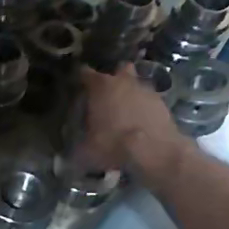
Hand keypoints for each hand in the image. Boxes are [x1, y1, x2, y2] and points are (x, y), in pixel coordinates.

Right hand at [74, 63, 190, 179]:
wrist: (154, 150)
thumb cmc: (113, 144)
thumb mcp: (87, 151)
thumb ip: (76, 150)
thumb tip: (66, 159)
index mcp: (100, 87)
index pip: (85, 73)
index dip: (80, 78)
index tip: (77, 85)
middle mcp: (124, 81)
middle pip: (119, 69)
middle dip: (114, 77)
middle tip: (108, 93)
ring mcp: (146, 89)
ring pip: (136, 83)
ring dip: (131, 93)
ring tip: (126, 111)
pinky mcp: (162, 102)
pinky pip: (149, 100)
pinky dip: (145, 108)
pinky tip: (141, 122)